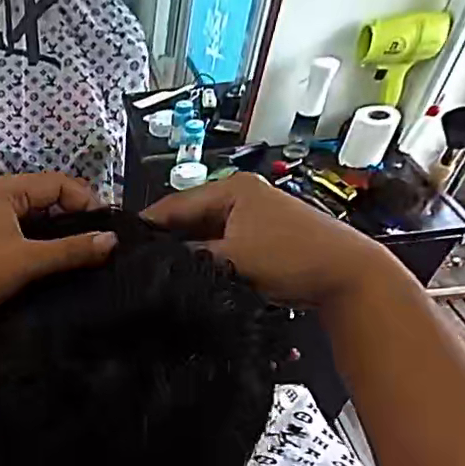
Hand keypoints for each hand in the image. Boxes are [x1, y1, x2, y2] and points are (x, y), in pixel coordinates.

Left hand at [0, 173, 114, 333]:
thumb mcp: (28, 260)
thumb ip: (72, 250)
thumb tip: (111, 241)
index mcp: (5, 190)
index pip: (58, 184)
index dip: (87, 202)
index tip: (107, 230)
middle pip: (46, 202)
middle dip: (73, 221)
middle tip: (97, 248)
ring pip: (32, 224)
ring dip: (55, 240)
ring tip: (80, 261)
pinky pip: (19, 241)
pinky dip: (37, 252)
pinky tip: (52, 272)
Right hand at [142, 173, 382, 305]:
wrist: (345, 274)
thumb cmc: (290, 256)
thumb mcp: (233, 257)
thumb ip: (192, 257)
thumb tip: (156, 262)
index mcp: (231, 188)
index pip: (175, 204)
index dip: (146, 225)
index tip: (118, 245)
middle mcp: (238, 196)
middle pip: (188, 219)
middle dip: (164, 240)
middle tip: (134, 265)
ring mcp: (250, 217)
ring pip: (203, 235)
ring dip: (185, 253)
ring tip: (155, 273)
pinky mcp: (258, 239)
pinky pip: (220, 247)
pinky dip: (205, 260)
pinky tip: (188, 276)